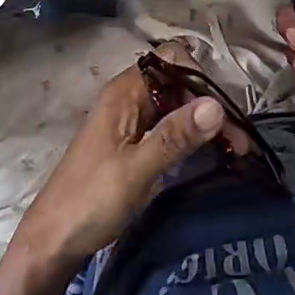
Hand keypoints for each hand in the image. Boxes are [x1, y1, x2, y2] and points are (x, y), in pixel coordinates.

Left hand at [13, 44, 227, 266]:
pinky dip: (191, 137)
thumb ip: (175, 136)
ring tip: (235, 151)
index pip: (171, 59)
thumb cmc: (91, 200)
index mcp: (123, 93)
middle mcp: (127, 98)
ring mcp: (129, 120)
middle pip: (178, 82)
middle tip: (240, 143)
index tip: (223, 115)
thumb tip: (217, 105)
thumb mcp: (137, 169)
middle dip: (210, 105)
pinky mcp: (132, 143)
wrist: (55, 236)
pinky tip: (211, 154)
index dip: (201, 79)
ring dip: (204, 123)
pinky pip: (168, 127)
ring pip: (176, 106)